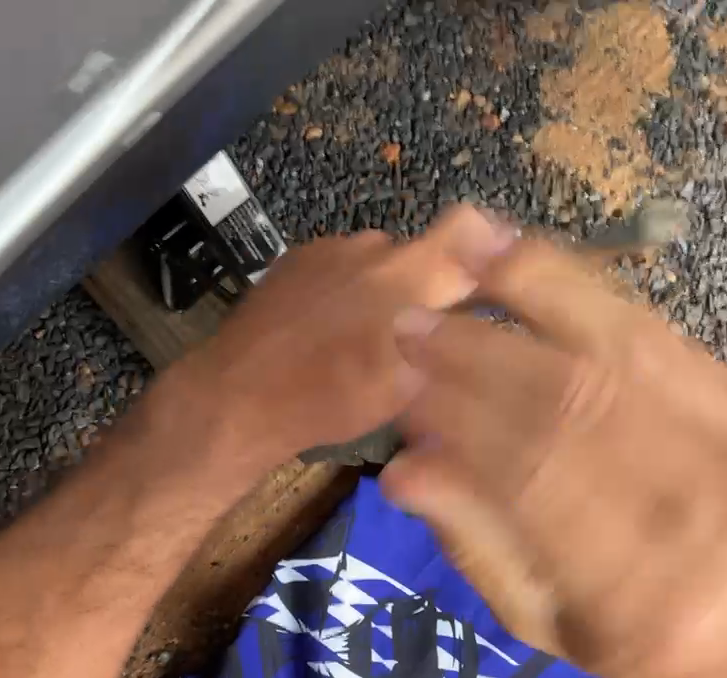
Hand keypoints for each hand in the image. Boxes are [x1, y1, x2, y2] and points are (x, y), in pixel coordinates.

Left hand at [163, 207, 515, 473]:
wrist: (241, 395)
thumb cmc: (330, 400)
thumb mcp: (403, 388)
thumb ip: (446, 344)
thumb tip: (464, 323)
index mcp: (409, 276)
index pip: (468, 228)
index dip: (485, 246)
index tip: (483, 280)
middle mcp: (373, 247)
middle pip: (418, 257)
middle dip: (421, 291)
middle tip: (407, 340)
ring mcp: (330, 248)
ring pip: (376, 264)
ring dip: (378, 293)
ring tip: (357, 341)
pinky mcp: (295, 257)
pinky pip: (338, 266)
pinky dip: (341, 291)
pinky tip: (323, 331)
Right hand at [384, 234, 726, 677]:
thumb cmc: (628, 636)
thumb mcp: (536, 619)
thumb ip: (474, 544)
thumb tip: (399, 469)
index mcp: (630, 586)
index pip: (527, 474)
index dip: (458, 417)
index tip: (399, 381)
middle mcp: (694, 510)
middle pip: (571, 403)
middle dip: (479, 354)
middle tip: (412, 324)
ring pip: (615, 350)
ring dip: (533, 294)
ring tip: (465, 252)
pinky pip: (655, 333)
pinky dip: (587, 290)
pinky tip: (534, 260)